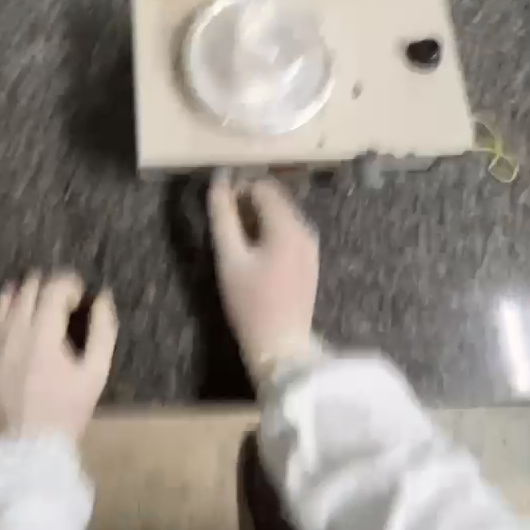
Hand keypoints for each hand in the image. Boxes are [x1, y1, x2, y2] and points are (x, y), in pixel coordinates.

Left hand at [0, 270, 116, 440]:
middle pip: (30, 284)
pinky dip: (5, 307)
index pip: (55, 285)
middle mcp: (15, 326)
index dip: (71, 284)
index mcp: (43, 330)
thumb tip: (103, 298)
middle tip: (64, 304)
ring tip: (41, 309)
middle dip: (50, 286)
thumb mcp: (95, 374)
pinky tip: (17, 320)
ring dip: (26, 293)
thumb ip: (103, 331)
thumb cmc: (63, 412)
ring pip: (8, 294)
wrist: (20, 447)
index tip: (80, 298)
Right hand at [210, 176, 320, 383]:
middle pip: (274, 198)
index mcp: (287, 226)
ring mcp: (310, 246)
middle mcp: (305, 230)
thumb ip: (222, 217)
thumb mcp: (229, 258)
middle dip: (248, 202)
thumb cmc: (251, 303)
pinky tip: (255, 253)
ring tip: (237, 240)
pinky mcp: (309, 260)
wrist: (282, 348)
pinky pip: (288, 231)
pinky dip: (270, 231)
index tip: (220, 206)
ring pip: (281, 214)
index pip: (262, 186)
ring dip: (258, 217)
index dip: (238, 188)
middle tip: (225, 224)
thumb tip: (218, 181)